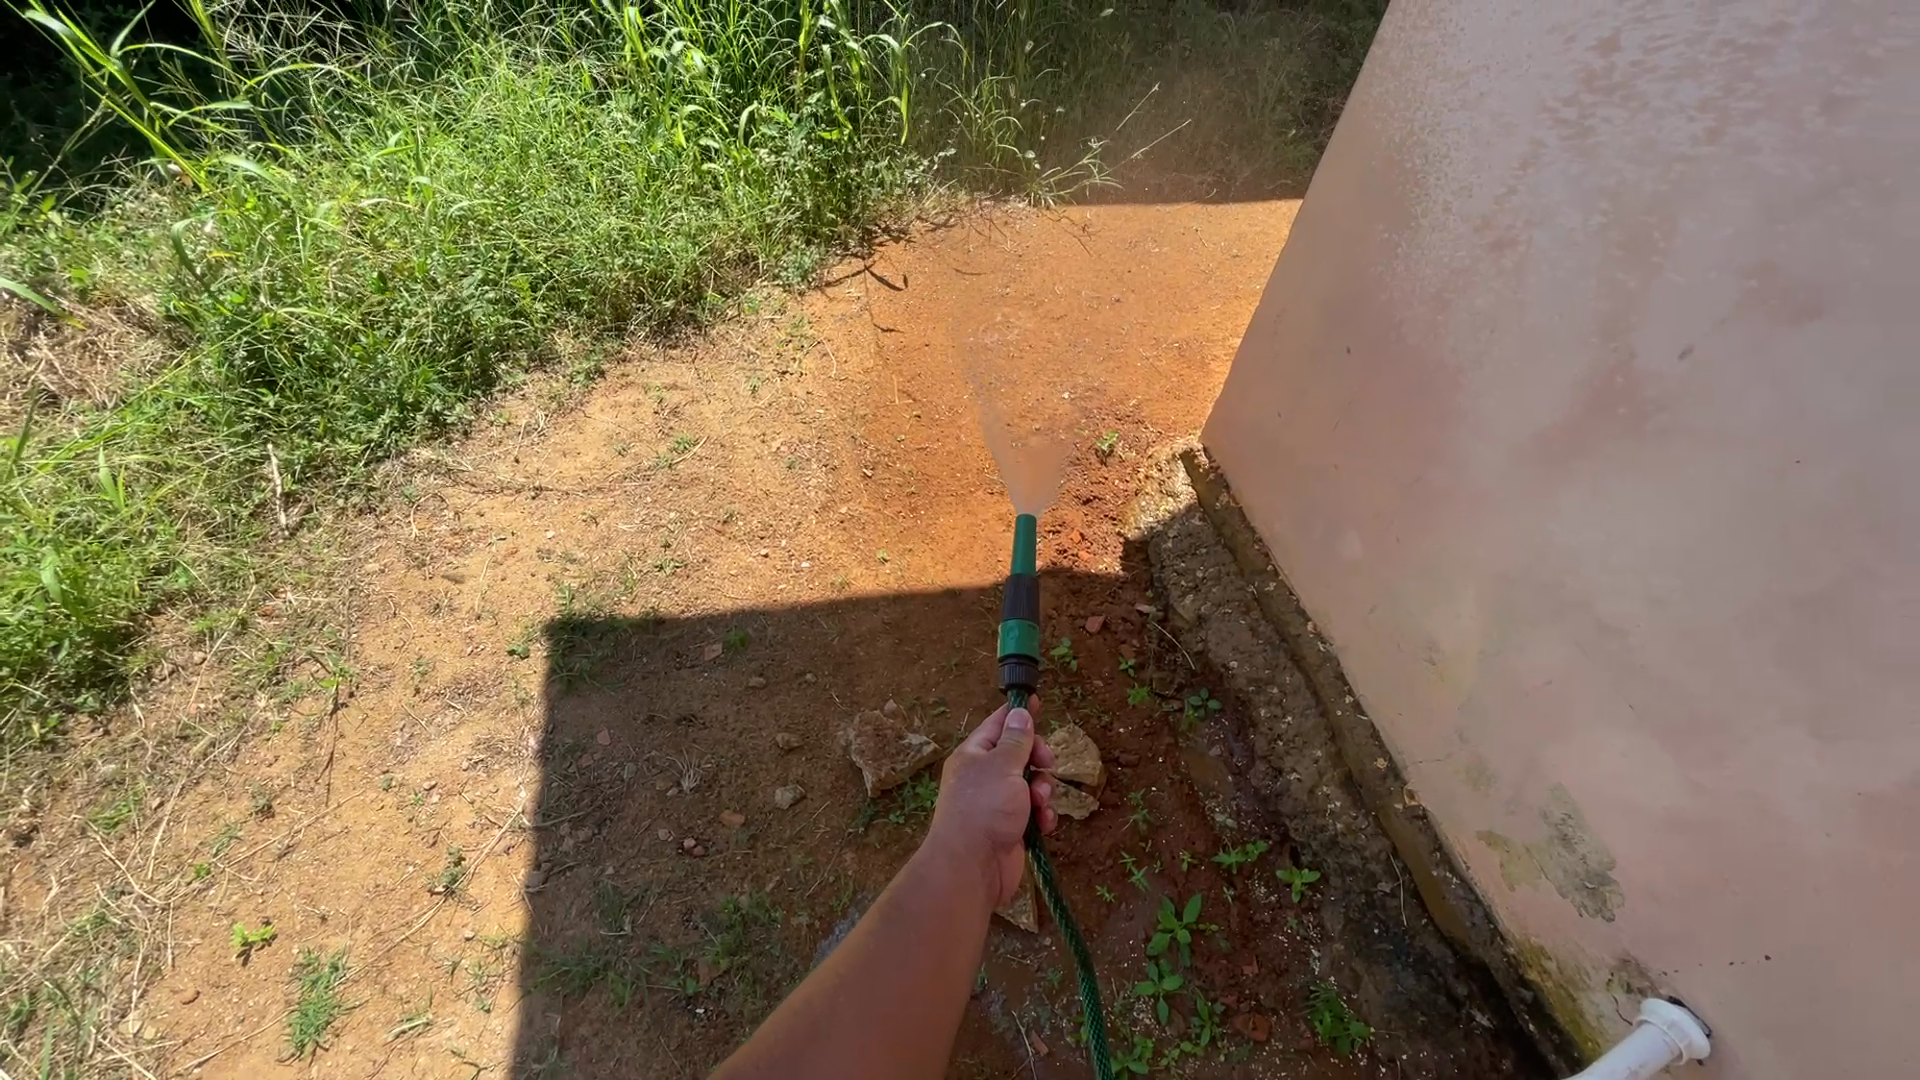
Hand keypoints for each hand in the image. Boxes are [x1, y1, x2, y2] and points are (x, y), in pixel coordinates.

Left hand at [926, 701, 1057, 907]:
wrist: (973, 868)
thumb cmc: (984, 808)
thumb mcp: (1003, 766)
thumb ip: (1017, 740)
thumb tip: (1020, 713)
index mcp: (974, 755)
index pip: (998, 725)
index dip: (1018, 714)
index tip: (1038, 702)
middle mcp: (985, 776)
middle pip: (1020, 754)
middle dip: (1038, 759)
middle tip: (1047, 763)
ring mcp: (998, 803)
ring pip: (1031, 784)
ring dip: (1042, 790)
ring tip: (1039, 802)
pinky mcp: (1012, 827)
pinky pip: (1034, 812)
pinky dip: (1042, 815)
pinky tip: (1043, 823)